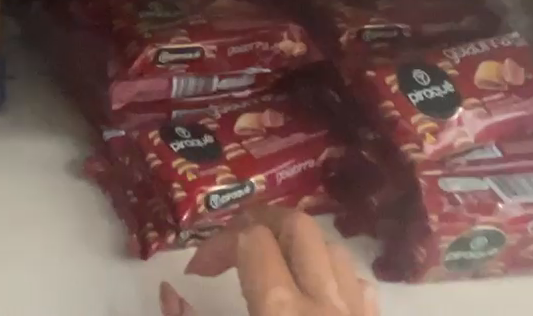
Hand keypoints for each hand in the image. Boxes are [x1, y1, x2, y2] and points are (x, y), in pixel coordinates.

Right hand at [162, 208, 378, 315]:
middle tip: (234, 252)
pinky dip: (338, 283)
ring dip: (300, 250)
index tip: (197, 270)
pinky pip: (363, 294)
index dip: (219, 244)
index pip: (252, 238)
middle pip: (297, 227)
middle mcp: (325, 306)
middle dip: (261, 226)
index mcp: (282, 311)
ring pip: (334, 253)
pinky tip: (318, 302)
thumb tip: (169, 290)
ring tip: (273, 272)